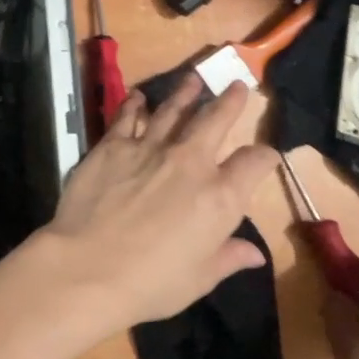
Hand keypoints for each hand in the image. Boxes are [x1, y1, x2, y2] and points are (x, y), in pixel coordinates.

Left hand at [29, 76, 277, 333]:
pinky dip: (134, 104)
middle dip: (229, 102)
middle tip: (237, 84)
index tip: (267, 153)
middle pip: (214, 121)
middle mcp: (189, 163)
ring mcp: (148, 148)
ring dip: (185, 93)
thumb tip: (253, 252)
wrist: (91, 262)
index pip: (254, 164)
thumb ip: (228, 257)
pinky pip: (127, 117)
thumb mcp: (201, 277)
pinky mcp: (112, 144)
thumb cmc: (153, 280)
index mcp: (220, 197)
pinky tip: (138, 96)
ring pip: (172, 111)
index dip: (265, 157)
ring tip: (194, 78)